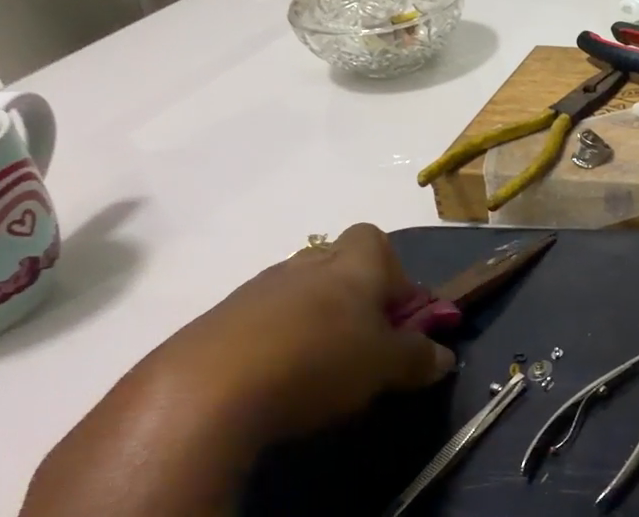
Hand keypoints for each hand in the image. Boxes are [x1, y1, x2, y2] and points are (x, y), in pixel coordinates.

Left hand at [148, 223, 454, 444]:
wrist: (196, 400)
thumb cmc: (316, 364)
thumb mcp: (386, 367)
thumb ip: (419, 357)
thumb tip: (442, 357)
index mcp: (352, 265)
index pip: (375, 238)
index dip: (390, 270)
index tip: (394, 312)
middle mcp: (301, 267)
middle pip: (331, 264)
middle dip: (346, 295)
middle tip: (355, 341)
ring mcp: (247, 295)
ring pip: (288, 296)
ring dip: (302, 321)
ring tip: (307, 369)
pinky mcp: (202, 330)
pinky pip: (246, 327)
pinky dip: (260, 348)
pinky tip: (263, 386)